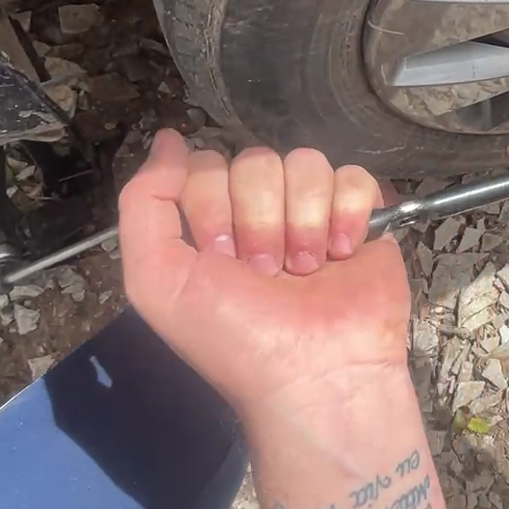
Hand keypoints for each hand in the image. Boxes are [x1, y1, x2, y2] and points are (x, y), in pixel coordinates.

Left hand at [118, 131, 408, 416]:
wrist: (318, 371)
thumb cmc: (236, 336)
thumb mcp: (159, 281)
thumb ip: (145, 203)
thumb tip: (168, 137)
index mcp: (214, 221)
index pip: (207, 163)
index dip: (212, 205)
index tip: (220, 257)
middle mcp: (263, 209)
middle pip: (258, 160)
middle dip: (262, 220)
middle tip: (268, 271)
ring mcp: (315, 209)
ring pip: (308, 162)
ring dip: (306, 221)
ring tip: (310, 268)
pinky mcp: (363, 214)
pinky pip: (354, 176)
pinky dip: (349, 213)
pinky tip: (345, 251)